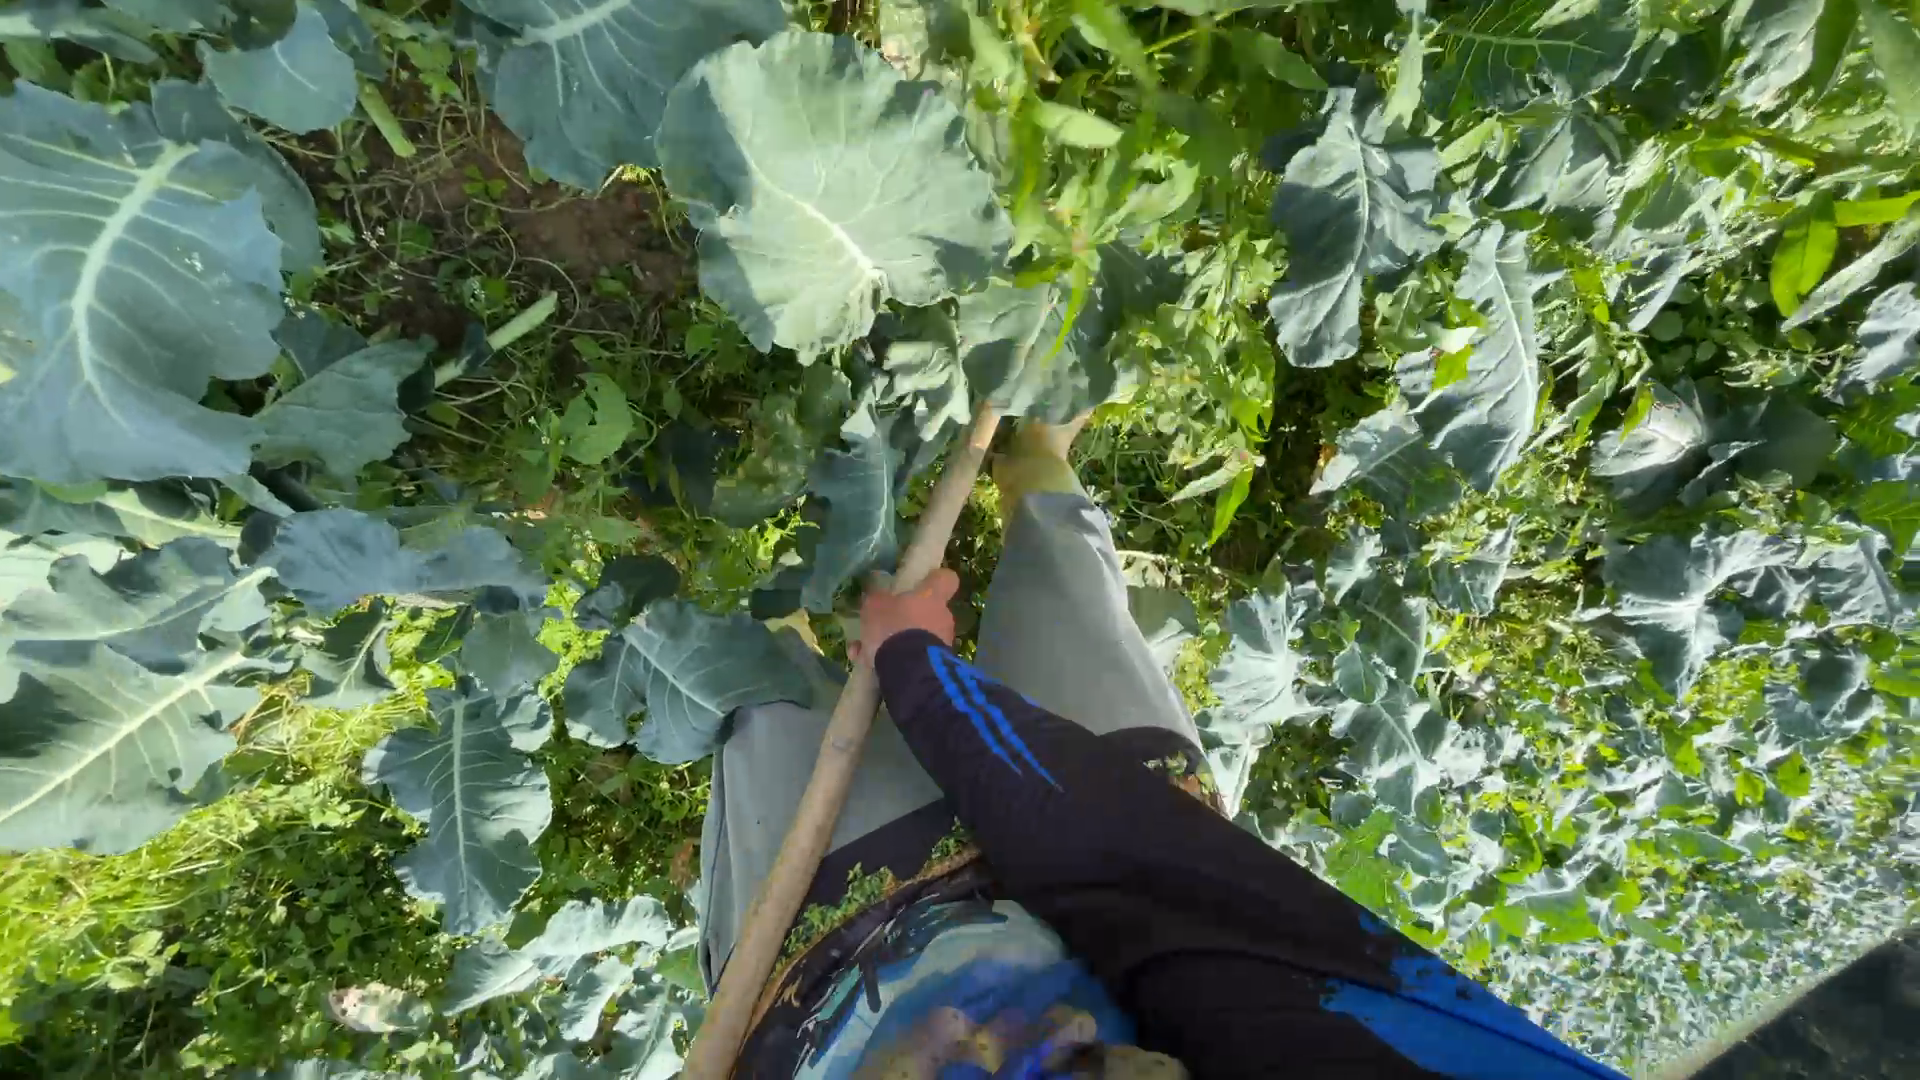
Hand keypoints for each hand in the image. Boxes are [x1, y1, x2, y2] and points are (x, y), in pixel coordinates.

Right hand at [848, 568, 958, 666]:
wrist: (910, 670)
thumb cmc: (894, 627)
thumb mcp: (875, 607)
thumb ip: (877, 596)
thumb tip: (876, 583)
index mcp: (932, 596)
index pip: (946, 578)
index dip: (935, 578)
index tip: (922, 582)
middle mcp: (943, 616)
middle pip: (928, 611)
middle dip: (906, 618)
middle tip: (882, 625)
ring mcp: (942, 642)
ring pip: (917, 637)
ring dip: (896, 642)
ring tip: (864, 651)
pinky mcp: (938, 665)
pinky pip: (914, 657)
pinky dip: (895, 660)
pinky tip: (868, 666)